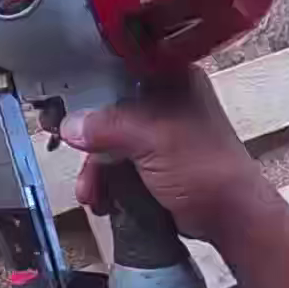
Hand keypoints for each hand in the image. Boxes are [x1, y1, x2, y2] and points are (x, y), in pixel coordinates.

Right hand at [64, 68, 276, 243]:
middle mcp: (162, 104)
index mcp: (170, 81)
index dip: (87, 87)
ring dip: (94, 171)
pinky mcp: (151, 165)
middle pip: (107, 112)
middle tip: (68, 153)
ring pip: (108, 144)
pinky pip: (116, 167)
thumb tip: (70, 125)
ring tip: (92, 194)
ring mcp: (156, 136)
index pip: (119, 71)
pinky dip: (104, 183)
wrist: (227, 217)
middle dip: (88, 142)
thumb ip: (109, 128)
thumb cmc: (204, 169)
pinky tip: (101, 200)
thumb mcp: (153, 140)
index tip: (62, 105)